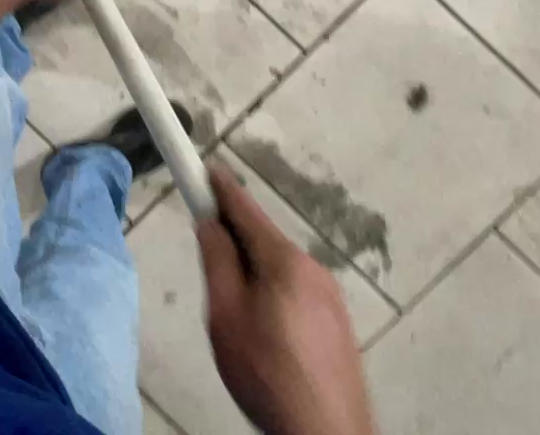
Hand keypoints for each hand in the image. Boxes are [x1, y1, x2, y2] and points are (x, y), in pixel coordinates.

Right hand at [196, 164, 375, 434]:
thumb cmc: (267, 373)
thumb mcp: (226, 315)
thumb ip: (216, 261)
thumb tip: (209, 222)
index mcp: (285, 260)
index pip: (245, 208)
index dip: (219, 185)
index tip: (202, 165)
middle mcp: (313, 267)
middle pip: (263, 238)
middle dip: (234, 240)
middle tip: (210, 266)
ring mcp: (331, 296)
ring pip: (279, 266)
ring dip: (254, 270)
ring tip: (237, 315)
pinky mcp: (338, 323)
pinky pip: (296, 289)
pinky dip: (273, 291)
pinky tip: (265, 331)